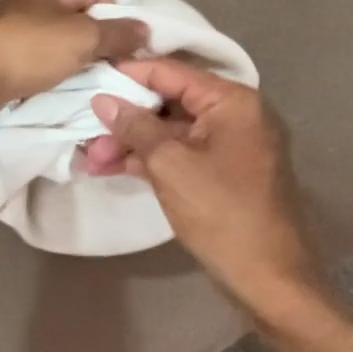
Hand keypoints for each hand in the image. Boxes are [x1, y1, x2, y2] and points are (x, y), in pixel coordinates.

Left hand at [0, 0, 145, 126]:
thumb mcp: (82, 38)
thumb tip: (146, 27)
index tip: (126, 42)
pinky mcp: (0, 57)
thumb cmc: (27, 51)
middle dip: (98, 40)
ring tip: (86, 81)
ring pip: (58, 41)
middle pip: (78, 16)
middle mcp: (29, 3)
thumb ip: (117, 32)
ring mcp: (12, 30)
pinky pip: (38, 61)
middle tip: (112, 66)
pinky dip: (51, 73)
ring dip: (75, 60)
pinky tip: (56, 88)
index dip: (118, 11)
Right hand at [86, 59, 322, 312]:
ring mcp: (229, 144)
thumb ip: (134, 126)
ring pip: (167, 130)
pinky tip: (110, 167)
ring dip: (129, 142)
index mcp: (231, 102)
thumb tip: (103, 99)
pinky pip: (177, 152)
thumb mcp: (169, 164)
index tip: (86, 74)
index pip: (169, 72)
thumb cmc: (222, 212)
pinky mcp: (220, 171)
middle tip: (83, 128)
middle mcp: (234, 115)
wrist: (268, 279)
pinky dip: (146, 158)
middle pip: (167, 100)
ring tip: (90, 158)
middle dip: (123, 116)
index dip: (126, 73)